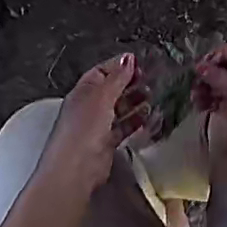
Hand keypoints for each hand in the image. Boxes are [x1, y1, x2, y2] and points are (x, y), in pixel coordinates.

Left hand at [39, 54, 149, 190]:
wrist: (75, 169)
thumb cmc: (85, 128)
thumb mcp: (102, 97)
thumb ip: (117, 78)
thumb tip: (128, 57)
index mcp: (84, 91)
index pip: (102, 72)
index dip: (118, 66)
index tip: (139, 62)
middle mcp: (89, 106)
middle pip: (111, 89)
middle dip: (129, 83)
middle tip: (148, 79)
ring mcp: (97, 125)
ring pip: (119, 108)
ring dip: (134, 101)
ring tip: (151, 96)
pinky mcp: (106, 143)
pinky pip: (123, 127)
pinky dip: (134, 121)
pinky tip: (148, 116)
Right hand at [194, 42, 226, 168]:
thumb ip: (218, 75)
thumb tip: (202, 66)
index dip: (222, 53)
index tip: (206, 61)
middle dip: (211, 72)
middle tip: (196, 78)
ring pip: (223, 86)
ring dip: (207, 87)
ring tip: (194, 94)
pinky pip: (221, 101)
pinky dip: (210, 101)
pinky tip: (199, 104)